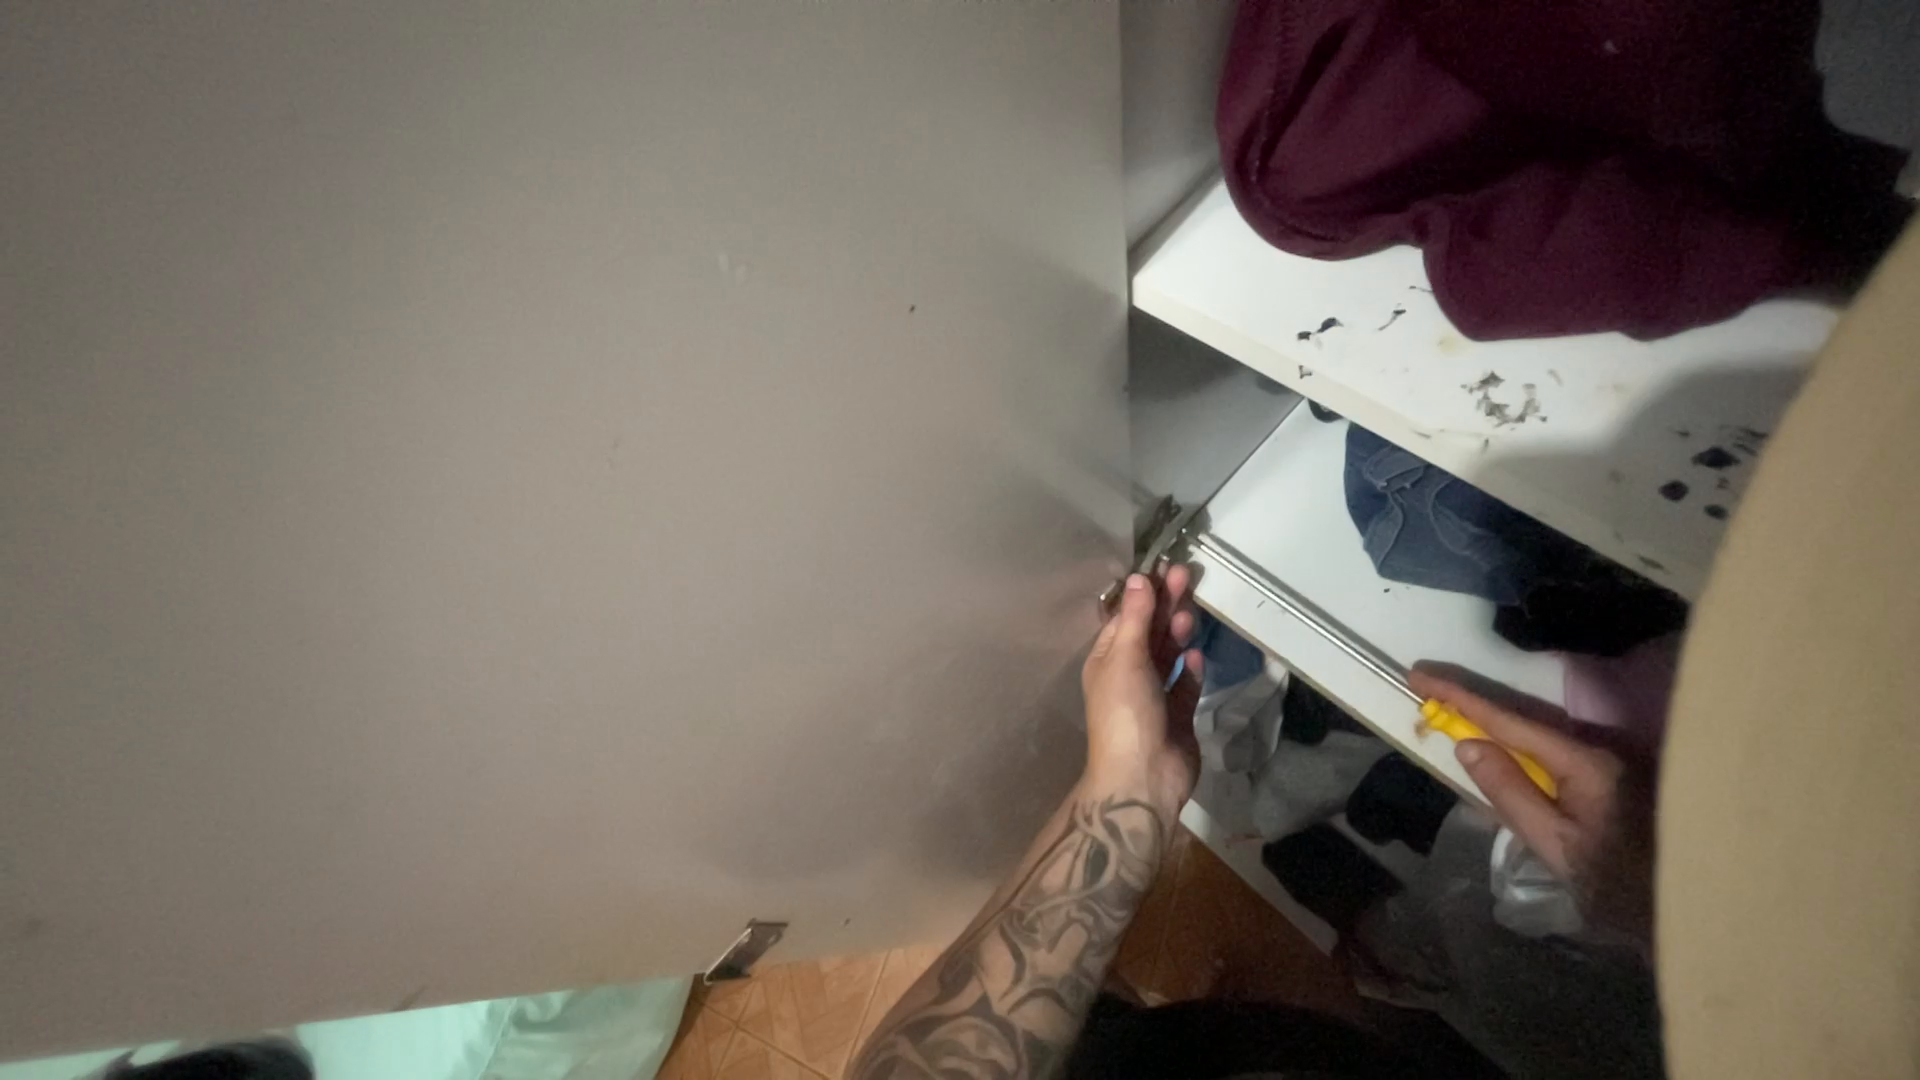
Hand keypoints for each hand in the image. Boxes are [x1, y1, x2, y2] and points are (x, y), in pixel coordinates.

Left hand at [1081, 565, 1203, 816]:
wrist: (1143, 776)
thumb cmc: (1126, 711)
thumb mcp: (1126, 658)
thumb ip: (1136, 618)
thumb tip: (1138, 578)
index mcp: (1107, 660)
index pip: (1126, 618)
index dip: (1144, 594)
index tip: (1165, 569)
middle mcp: (1128, 675)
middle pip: (1149, 633)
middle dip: (1166, 606)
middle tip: (1187, 576)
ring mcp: (1153, 696)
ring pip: (1168, 656)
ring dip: (1177, 634)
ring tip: (1190, 614)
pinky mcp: (1177, 716)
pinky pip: (1184, 686)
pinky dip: (1190, 671)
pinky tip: (1197, 655)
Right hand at [1410, 667, 1654, 943]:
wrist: (1697, 912)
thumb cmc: (1620, 884)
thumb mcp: (1554, 844)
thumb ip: (1509, 792)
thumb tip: (1468, 744)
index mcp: (1582, 763)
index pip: (1508, 720)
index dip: (1459, 696)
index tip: (1420, 675)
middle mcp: (1596, 751)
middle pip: (1521, 717)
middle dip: (1471, 701)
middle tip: (1427, 689)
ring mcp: (1605, 762)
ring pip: (1535, 732)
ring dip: (1490, 720)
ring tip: (1450, 712)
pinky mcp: (1607, 777)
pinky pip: (1547, 748)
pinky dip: (1512, 739)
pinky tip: (1494, 745)